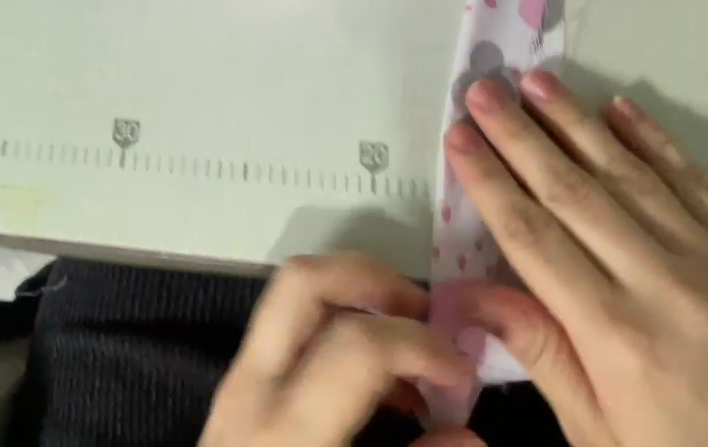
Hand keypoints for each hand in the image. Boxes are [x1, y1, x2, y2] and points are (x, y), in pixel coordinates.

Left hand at [202, 254, 480, 446]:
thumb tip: (470, 434)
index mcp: (287, 429)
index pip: (356, 345)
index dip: (421, 345)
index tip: (463, 371)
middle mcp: (252, 386)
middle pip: (303, 282)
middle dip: (372, 277)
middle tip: (426, 311)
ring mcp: (237, 381)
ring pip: (293, 295)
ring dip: (357, 298)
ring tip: (411, 348)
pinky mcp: (237, 389)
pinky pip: (289, 331)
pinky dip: (339, 329)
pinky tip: (379, 383)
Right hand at [445, 72, 707, 446]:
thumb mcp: (602, 436)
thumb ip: (541, 352)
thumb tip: (466, 292)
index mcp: (616, 337)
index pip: (531, 237)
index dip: (488, 181)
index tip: (456, 136)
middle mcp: (665, 287)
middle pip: (572, 192)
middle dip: (518, 135)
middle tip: (481, 89)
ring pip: (629, 174)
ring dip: (575, 121)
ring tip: (535, 81)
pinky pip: (698, 183)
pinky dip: (654, 140)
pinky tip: (618, 105)